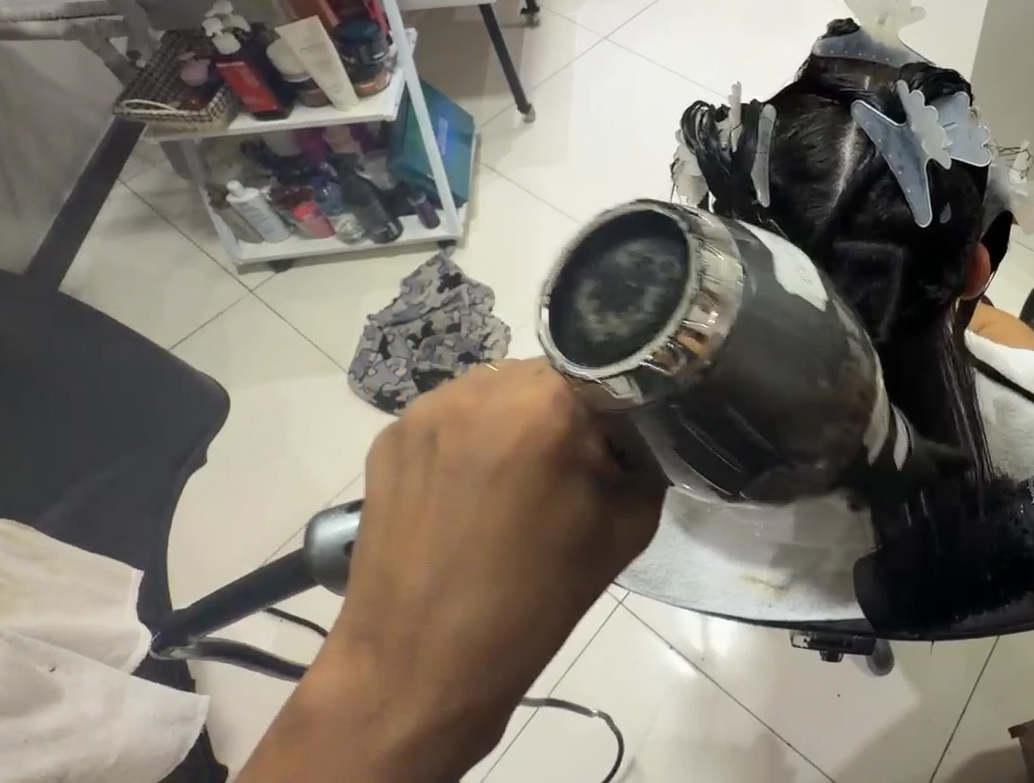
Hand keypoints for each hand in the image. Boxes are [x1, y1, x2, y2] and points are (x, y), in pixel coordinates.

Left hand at [292, 360, 665, 778]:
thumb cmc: (538, 598)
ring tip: (516, 474)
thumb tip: (637, 432)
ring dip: (518, 416)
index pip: (606, 369)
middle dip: (566, 407)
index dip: (617, 404)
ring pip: (498, 388)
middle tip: (569, 460)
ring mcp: (428, 409)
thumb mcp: (628, 524)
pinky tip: (472, 486)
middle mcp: (484, 391)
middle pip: (548, 374)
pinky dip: (473, 435)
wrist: (422, 664)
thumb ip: (643, 458)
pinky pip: (453, 414)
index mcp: (549, 408)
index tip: (617, 442)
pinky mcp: (390, 434)